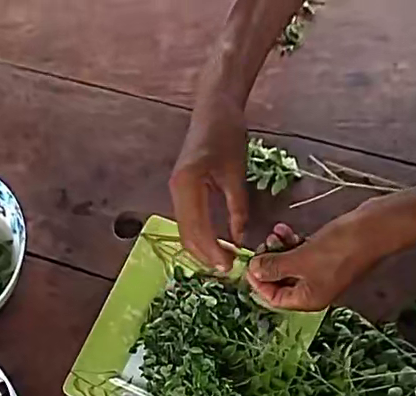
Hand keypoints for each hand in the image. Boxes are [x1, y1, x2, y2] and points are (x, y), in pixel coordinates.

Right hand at [169, 96, 250, 272]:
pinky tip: (216, 246)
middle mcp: (176, 191)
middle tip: (228, 270)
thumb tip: (240, 239)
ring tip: (223, 261)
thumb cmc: (227, 133)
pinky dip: (200, 238)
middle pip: (187, 237)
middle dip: (206, 257)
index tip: (231, 266)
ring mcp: (176, 192)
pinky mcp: (181, 192)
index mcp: (187, 185)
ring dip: (202, 250)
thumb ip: (238, 209)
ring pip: (185, 233)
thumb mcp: (236, 174)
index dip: (213, 253)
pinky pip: (188, 223)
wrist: (213, 106)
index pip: (198, 231)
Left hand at [245, 214, 384, 310]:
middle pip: (281, 283)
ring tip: (274, 233)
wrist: (375, 228)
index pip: (274, 299)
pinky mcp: (327, 257)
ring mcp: (321, 274)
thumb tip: (254, 271)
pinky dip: (292, 243)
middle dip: (269, 264)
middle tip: (262, 245)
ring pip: (291, 266)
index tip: (249, 264)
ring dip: (279, 250)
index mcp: (307, 301)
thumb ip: (274, 267)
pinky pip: (302, 254)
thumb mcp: (300, 259)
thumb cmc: (338, 248)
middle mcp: (313, 292)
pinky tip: (285, 229)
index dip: (259, 283)